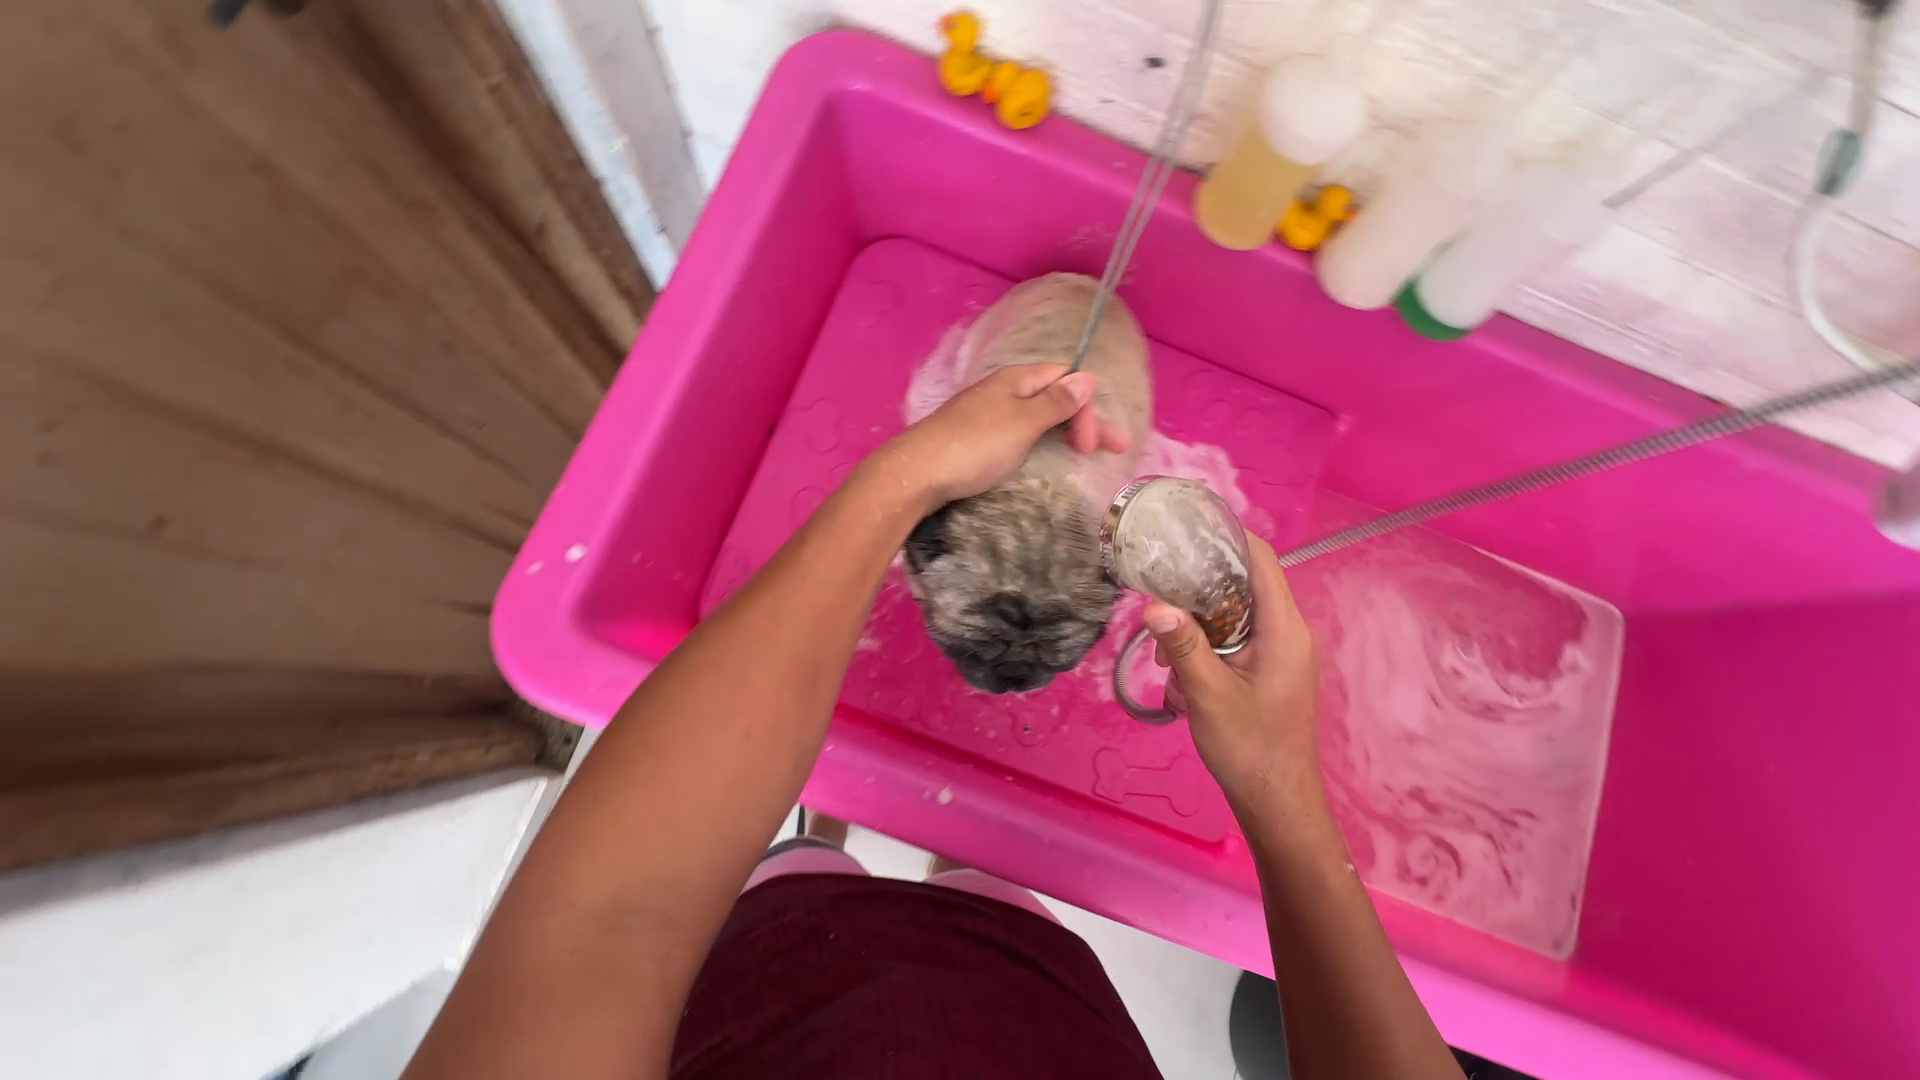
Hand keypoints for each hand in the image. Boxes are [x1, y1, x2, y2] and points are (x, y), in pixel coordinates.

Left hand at [872, 363, 1131, 508]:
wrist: (916, 474)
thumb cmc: (973, 447)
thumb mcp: (1021, 423)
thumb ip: (1055, 403)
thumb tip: (1086, 378)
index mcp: (1016, 379)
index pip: (1066, 376)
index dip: (1089, 405)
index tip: (1094, 444)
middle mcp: (1002, 390)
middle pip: (1054, 396)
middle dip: (1084, 419)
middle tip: (1106, 451)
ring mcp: (986, 414)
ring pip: (1036, 415)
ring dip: (1062, 429)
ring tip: (1082, 452)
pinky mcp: (974, 438)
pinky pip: (1018, 432)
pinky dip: (1039, 441)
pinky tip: (1040, 455)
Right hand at [1144, 535, 1322, 819]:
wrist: (1277, 800)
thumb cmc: (1248, 745)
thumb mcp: (1207, 693)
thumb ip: (1182, 645)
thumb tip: (1153, 604)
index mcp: (1283, 628)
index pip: (1261, 560)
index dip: (1228, 537)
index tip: (1187, 529)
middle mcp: (1289, 632)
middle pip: (1246, 582)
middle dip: (1201, 584)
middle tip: (1160, 588)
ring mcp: (1282, 651)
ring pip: (1237, 613)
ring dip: (1200, 621)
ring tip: (1166, 648)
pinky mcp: (1272, 669)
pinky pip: (1238, 638)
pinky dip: (1209, 644)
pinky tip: (1182, 671)